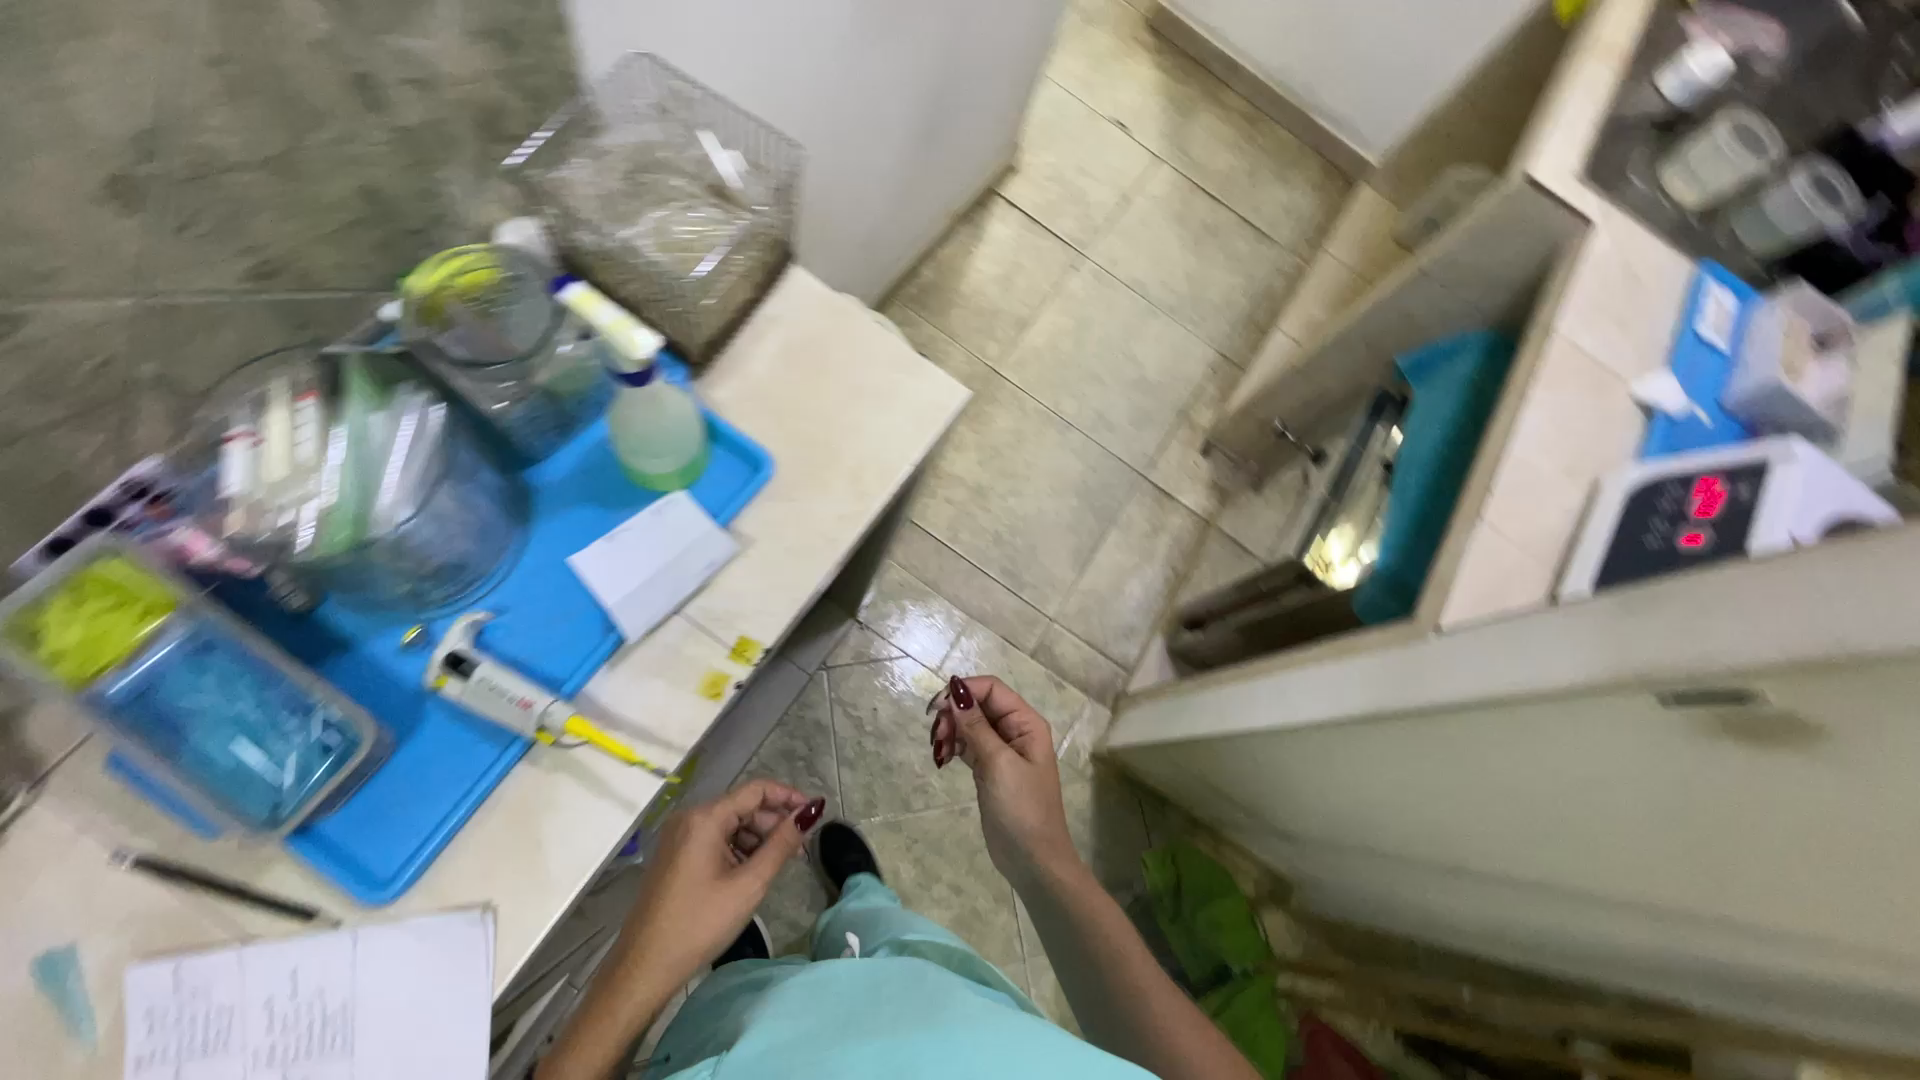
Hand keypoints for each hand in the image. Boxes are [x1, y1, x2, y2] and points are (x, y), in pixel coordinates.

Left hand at [616, 780, 824, 983]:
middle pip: (744, 806)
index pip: (757, 790)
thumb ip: (782, 844)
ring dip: (759, 839)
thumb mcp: (749, 884)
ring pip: (732, 824)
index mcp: (705, 818)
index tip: (816, 813)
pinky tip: (753, 873)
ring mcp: (680, 837)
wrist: (644, 968)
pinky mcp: (677, 855)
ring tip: (780, 865)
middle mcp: (690, 818)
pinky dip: (740, 850)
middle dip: (775, 823)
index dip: (789, 797)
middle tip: (801, 850)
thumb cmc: (700, 924)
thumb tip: (811, 812)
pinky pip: (717, 840)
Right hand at [930, 675, 1078, 888]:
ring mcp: (1002, 750)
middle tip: (936, 738)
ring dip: (950, 731)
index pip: (991, 688)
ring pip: (969, 724)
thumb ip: (976, 726)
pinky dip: (953, 747)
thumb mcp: (998, 764)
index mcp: (1026, 723)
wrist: (1032, 859)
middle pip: (978, 704)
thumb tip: (956, 690)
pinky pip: (967, 745)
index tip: (936, 708)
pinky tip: (943, 759)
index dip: (963, 691)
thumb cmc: (1021, 809)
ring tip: (938, 752)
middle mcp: (1015, 730)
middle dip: (953, 714)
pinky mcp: (989, 769)